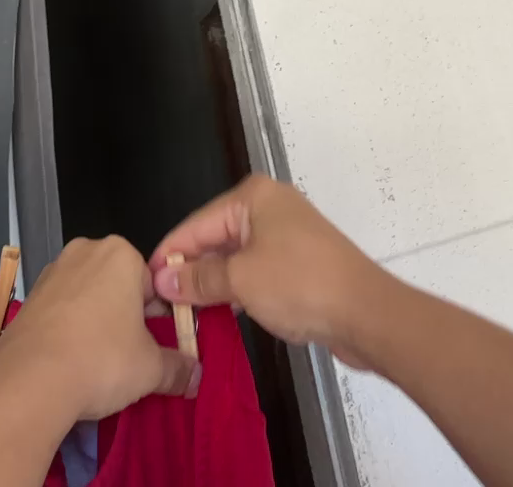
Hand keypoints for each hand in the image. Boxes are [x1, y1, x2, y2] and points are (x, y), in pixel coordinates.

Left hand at [0, 236, 198, 421]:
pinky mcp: (30, 293)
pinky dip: (68, 326)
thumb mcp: (151, 369)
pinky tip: (68, 358)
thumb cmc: (102, 360)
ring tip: (95, 360)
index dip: (157, 318)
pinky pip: (61, 307)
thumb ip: (178, 368)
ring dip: (95, 319)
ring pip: (88, 294)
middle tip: (127, 355)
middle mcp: (86, 249)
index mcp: (122, 253)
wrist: (29, 380)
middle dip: (125, 314)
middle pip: (118, 284)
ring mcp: (54, 268)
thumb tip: (196, 376)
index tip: (153, 346)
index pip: (153, 283)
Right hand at [152, 174, 390, 368]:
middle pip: (214, 237)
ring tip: (185, 311)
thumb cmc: (300, 285)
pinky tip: (220, 310)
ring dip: (213, 281)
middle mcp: (268, 206)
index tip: (144, 283)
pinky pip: (254, 268)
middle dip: (190, 269)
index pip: (196, 224)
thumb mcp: (240, 281)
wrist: (368, 314)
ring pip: (234, 255)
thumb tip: (162, 280)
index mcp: (252, 197)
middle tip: (162, 302)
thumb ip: (198, 278)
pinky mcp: (298, 259)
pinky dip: (237, 287)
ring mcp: (286, 232)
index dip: (169, 254)